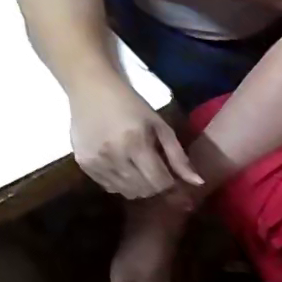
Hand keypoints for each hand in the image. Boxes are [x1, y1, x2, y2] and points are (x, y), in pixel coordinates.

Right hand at [68, 78, 205, 198]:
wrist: (90, 89)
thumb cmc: (132, 106)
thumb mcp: (161, 127)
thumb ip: (179, 157)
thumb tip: (199, 183)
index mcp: (136, 144)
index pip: (159, 182)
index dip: (170, 183)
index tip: (171, 174)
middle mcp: (113, 156)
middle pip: (144, 190)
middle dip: (156, 186)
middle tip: (157, 172)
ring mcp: (95, 162)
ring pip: (127, 192)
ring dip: (140, 187)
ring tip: (141, 170)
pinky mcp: (83, 164)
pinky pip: (109, 187)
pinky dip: (121, 184)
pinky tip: (124, 168)